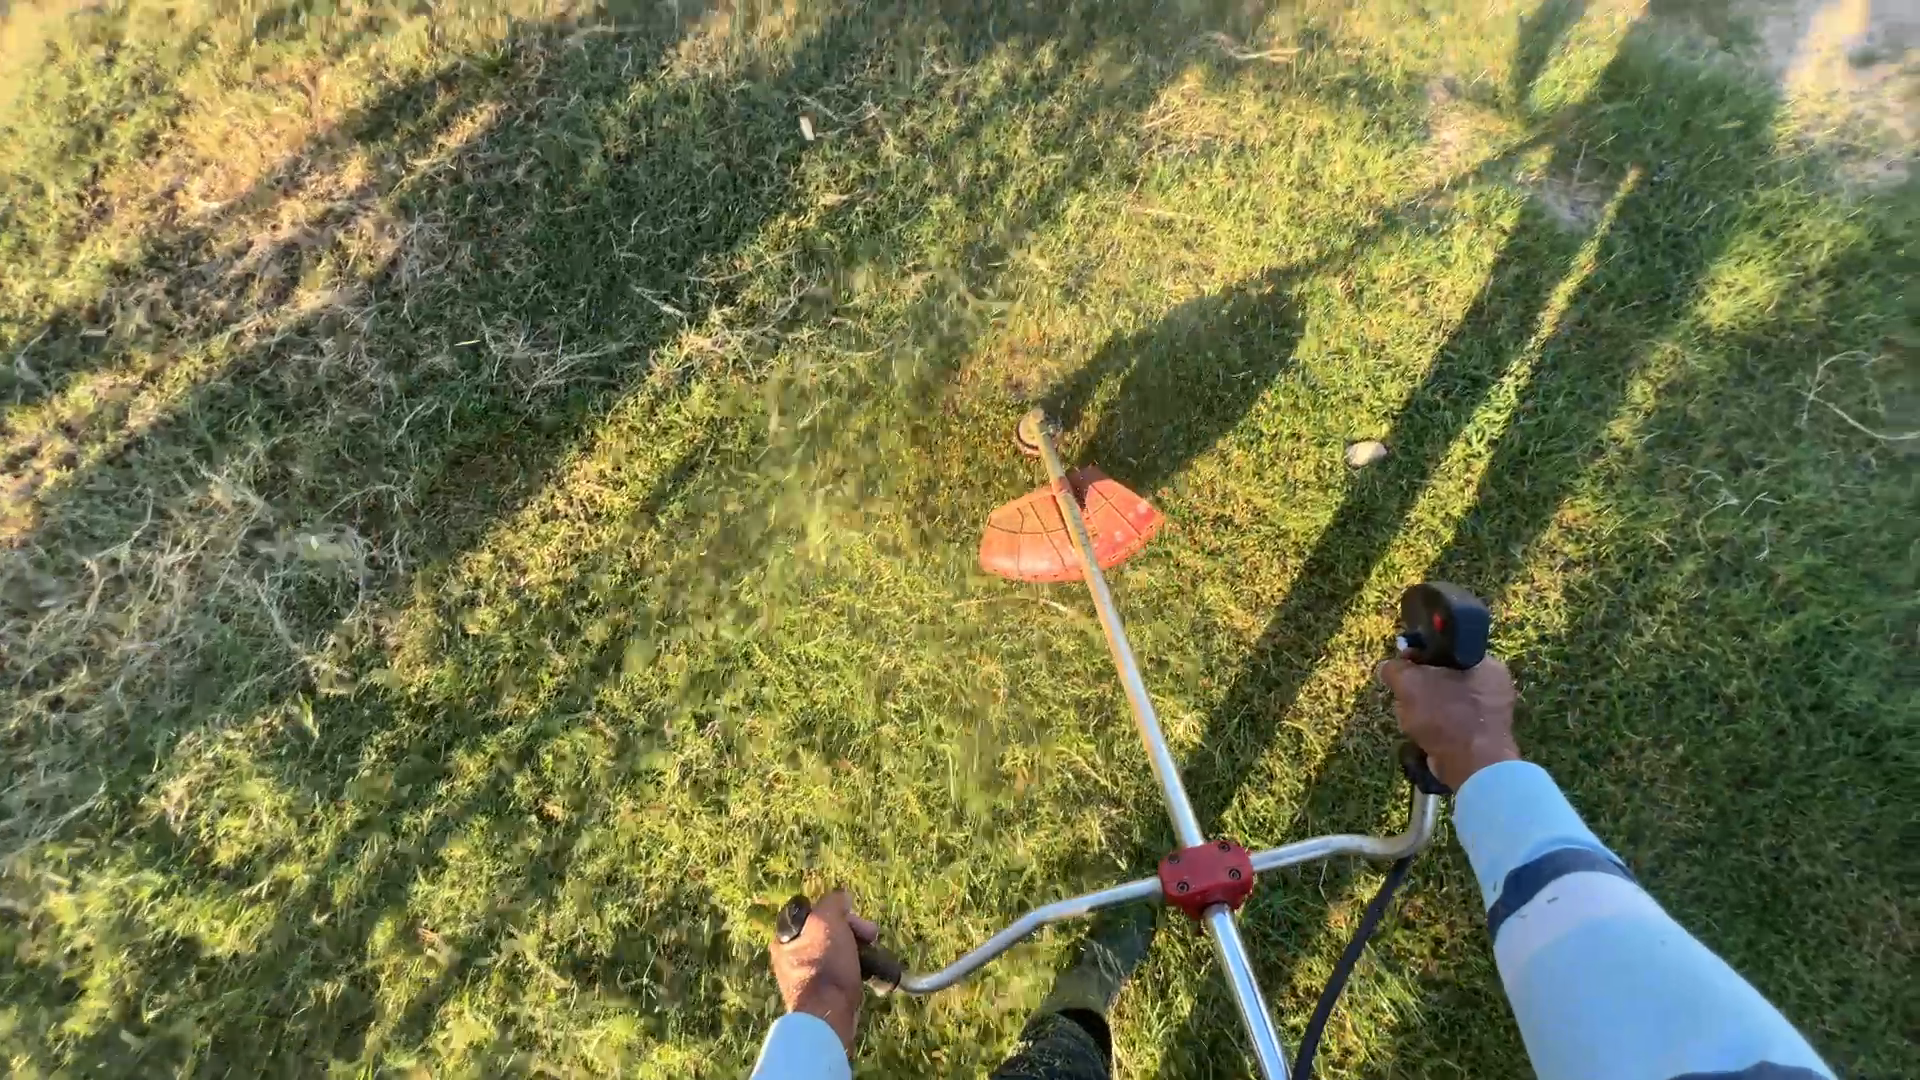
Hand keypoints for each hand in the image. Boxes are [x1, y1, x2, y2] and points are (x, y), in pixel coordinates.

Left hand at [769, 890, 879, 1049]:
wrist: (828, 1014)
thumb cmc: (825, 963)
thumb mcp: (828, 919)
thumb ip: (833, 901)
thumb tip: (842, 898)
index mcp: (785, 936)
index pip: (814, 910)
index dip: (836, 910)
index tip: (852, 916)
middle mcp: (791, 955)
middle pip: (827, 929)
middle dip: (852, 928)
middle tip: (870, 934)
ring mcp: (805, 976)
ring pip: (835, 949)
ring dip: (856, 946)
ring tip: (872, 952)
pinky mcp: (821, 993)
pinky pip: (839, 970)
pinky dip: (853, 966)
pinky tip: (865, 968)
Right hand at [1377, 653, 1519, 790]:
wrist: (1470, 764)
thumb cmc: (1443, 714)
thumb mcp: (1408, 682)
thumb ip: (1394, 668)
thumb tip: (1390, 668)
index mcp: (1486, 664)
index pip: (1444, 651)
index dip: (1418, 657)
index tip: (1402, 668)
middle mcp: (1495, 685)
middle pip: (1441, 676)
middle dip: (1418, 687)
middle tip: (1406, 697)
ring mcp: (1493, 712)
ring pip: (1444, 700)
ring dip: (1424, 708)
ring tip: (1413, 719)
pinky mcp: (1486, 734)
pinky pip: (1452, 720)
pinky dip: (1436, 725)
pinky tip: (1425, 733)